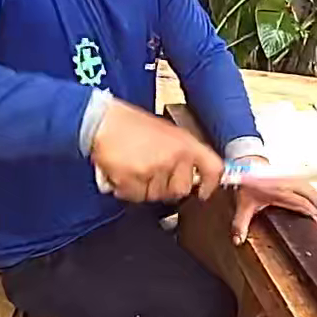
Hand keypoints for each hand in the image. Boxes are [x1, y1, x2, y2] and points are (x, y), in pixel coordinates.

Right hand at [92, 97, 224, 202]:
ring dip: (145, 187)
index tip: (204, 191)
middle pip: (181, 190)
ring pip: (157, 195)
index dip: (211, 183)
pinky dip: (128, 189)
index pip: (213, 168)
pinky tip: (123, 173)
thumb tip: (195, 174)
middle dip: (167, 187)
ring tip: (136, 167)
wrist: (103, 121)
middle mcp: (175, 157)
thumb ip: (183, 153)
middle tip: (153, 172)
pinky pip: (136, 196)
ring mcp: (156, 168)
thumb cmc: (132, 125)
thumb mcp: (168, 133)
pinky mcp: (135, 178)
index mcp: (187, 143)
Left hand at [230, 157, 316, 243]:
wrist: (244, 166)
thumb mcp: (243, 206)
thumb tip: (238, 240)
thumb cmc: (246, 185)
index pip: (302, 203)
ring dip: (315, 199)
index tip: (315, 221)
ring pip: (311, 188)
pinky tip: (309, 199)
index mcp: (279, 193)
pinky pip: (306, 183)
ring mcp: (291, 178)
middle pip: (311, 195)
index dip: (311, 212)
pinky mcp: (290, 175)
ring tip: (315, 210)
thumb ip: (240, 224)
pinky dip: (311, 192)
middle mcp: (288, 185)